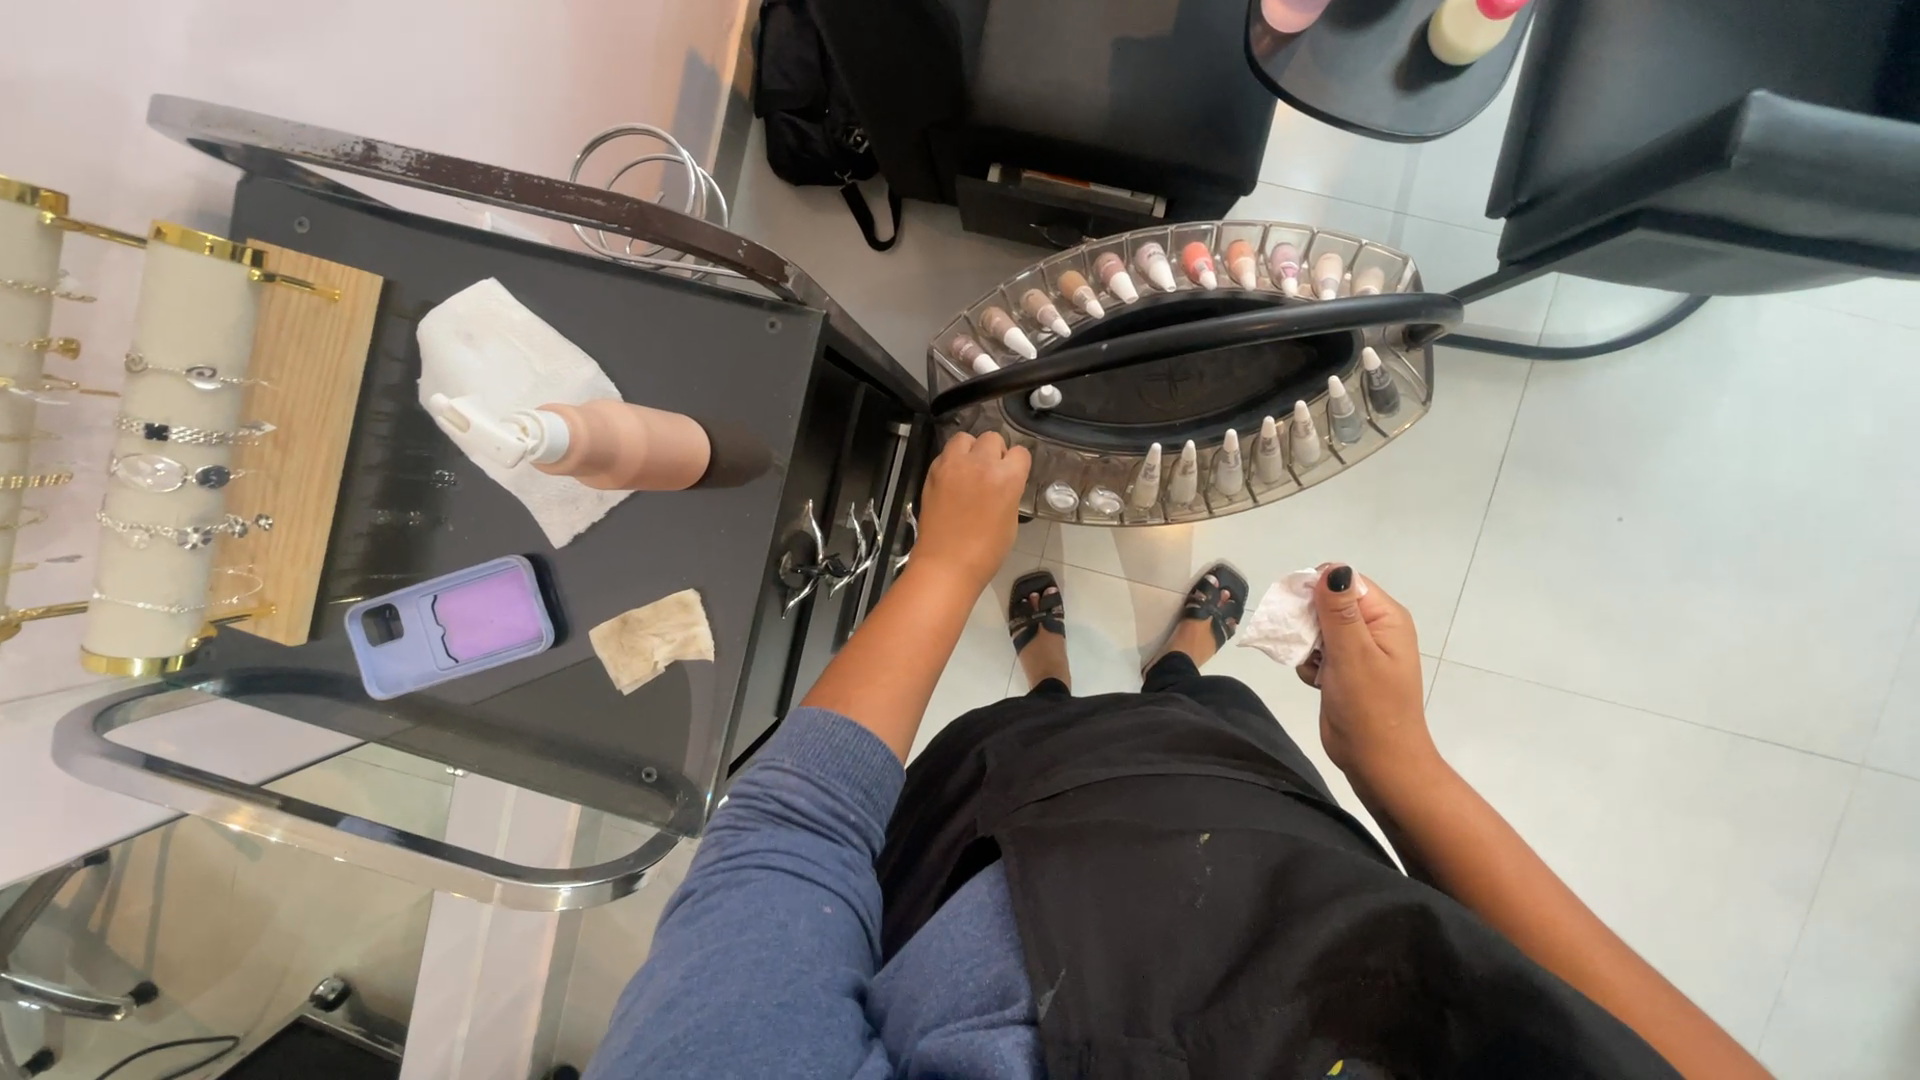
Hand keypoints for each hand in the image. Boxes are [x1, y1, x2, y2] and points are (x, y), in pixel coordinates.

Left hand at [911, 431, 1030, 589]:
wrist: (946, 564)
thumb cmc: (986, 551)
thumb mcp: (1011, 521)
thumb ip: (1009, 493)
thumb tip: (1004, 485)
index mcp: (1007, 477)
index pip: (1020, 452)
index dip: (1017, 464)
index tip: (1013, 475)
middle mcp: (980, 463)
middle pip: (992, 438)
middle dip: (994, 452)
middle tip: (990, 472)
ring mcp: (953, 465)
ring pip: (965, 438)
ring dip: (970, 449)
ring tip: (969, 469)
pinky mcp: (933, 472)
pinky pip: (945, 454)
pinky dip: (951, 461)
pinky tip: (953, 480)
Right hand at [1295, 565, 1435, 783]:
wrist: (1376, 760)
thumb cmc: (1369, 706)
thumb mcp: (1353, 653)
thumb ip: (1339, 610)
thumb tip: (1332, 568)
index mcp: (1385, 617)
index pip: (1346, 582)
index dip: (1318, 590)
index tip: (1299, 613)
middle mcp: (1373, 628)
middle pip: (1328, 603)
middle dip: (1307, 621)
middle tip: (1306, 645)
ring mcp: (1358, 650)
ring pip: (1316, 628)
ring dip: (1305, 645)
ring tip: (1313, 666)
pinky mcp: (1343, 669)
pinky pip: (1315, 652)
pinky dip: (1308, 664)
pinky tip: (1314, 681)